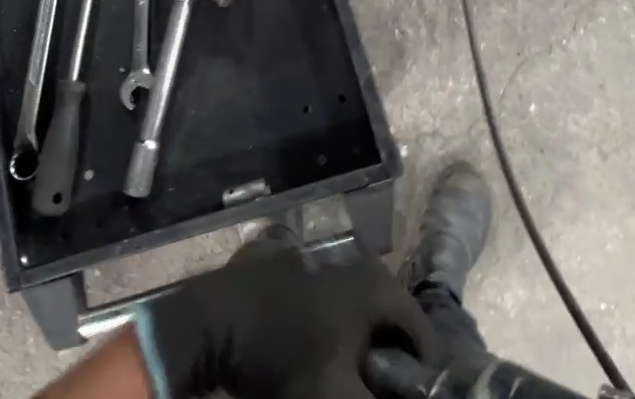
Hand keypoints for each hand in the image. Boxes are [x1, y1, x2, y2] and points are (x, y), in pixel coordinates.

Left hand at [134, 241, 442, 398]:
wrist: (210, 323)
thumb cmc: (280, 359)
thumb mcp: (335, 397)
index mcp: (376, 285)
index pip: (421, 330)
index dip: (424, 370)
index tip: (414, 394)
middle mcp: (354, 258)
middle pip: (388, 312)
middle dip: (389, 351)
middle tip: (375, 383)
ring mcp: (317, 250)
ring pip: (354, 298)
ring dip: (356, 332)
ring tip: (344, 366)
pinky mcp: (285, 254)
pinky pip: (320, 288)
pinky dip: (324, 314)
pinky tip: (308, 339)